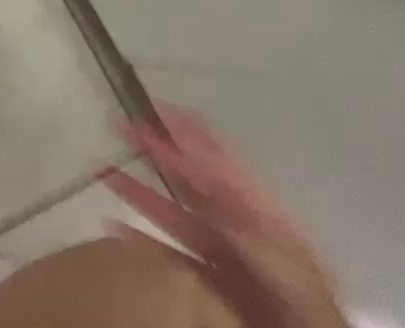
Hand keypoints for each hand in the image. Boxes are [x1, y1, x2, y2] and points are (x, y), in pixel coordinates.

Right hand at [101, 105, 350, 327]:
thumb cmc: (301, 299)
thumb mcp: (276, 248)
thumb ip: (238, 209)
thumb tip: (201, 169)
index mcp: (259, 209)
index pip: (218, 161)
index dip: (188, 131)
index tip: (155, 105)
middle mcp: (238, 225)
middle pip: (191, 180)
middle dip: (156, 150)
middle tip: (120, 123)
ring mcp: (223, 253)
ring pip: (173, 213)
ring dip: (138, 189)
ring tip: (102, 168)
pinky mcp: (210, 282)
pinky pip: (169, 252)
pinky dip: (139, 237)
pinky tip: (112, 224)